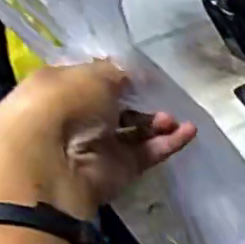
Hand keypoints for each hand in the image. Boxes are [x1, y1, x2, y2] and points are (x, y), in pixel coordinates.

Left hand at [0, 61, 197, 221]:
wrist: (55, 161)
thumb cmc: (64, 105)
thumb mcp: (91, 75)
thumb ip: (117, 73)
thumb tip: (130, 75)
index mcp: (62, 89)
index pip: (94, 81)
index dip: (118, 76)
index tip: (141, 74)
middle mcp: (81, 118)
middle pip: (120, 108)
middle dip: (142, 102)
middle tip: (160, 98)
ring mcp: (103, 146)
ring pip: (137, 132)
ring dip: (158, 123)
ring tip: (172, 119)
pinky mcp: (122, 169)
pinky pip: (150, 153)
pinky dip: (170, 142)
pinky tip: (189, 132)